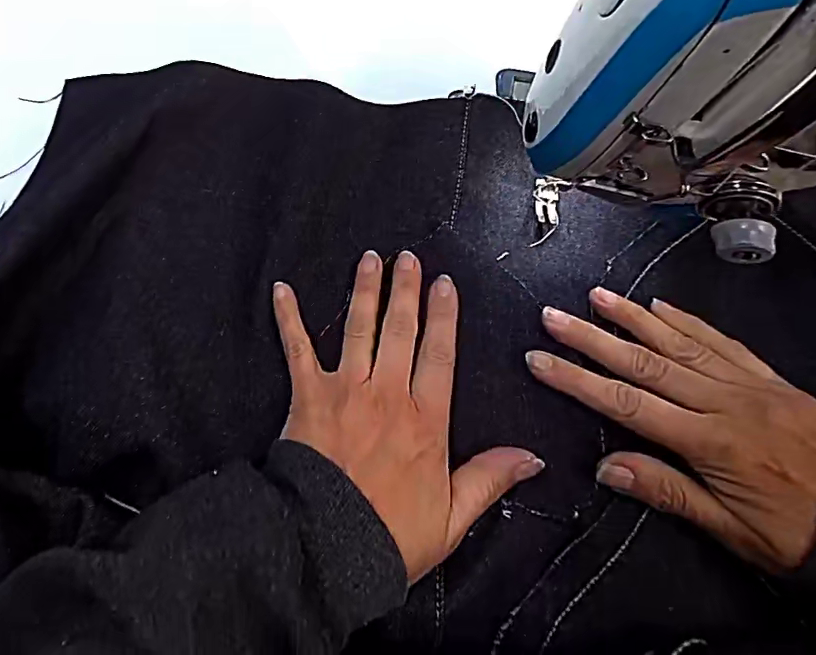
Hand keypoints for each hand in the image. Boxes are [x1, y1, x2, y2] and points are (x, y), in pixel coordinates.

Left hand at [274, 250, 544, 583]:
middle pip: (400, 329)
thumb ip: (490, 479)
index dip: (443, 315)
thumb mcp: (451, 518)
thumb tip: (532, 457)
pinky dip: (289, 319)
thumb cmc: (387, 539)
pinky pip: (297, 350)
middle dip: (406, 289)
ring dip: (365, 289)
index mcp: (424, 420)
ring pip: (359, 328)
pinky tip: (283, 290)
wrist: (322, 557)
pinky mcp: (307, 399)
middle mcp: (387, 395)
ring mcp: (345, 392)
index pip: (439, 353)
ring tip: (370, 258)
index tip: (445, 284)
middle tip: (408, 258)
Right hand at [526, 288, 815, 571]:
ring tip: (598, 296)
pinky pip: (720, 341)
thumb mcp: (734, 533)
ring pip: (679, 341)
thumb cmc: (801, 537)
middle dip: (593, 337)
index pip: (628, 403)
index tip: (543, 359)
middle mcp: (722, 401)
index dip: (579, 380)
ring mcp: (746, 383)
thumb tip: (606, 466)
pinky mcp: (768, 376)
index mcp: (710, 442)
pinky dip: (687, 320)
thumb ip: (668, 491)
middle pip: (644, 361)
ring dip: (633, 316)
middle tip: (555, 314)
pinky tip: (662, 305)